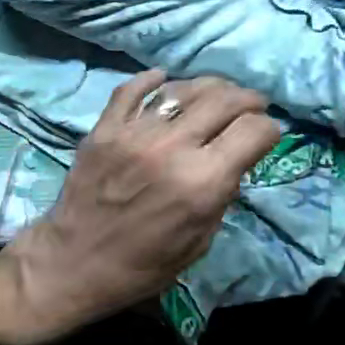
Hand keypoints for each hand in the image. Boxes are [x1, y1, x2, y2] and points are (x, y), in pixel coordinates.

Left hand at [0, 70, 281, 344]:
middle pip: (223, 99)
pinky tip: (164, 80)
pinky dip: (151, 81)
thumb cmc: (143, 264)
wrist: (75, 261)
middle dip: (247, 99)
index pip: (254, 130)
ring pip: (181, 89)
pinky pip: (130, 90)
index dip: (269, 128)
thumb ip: (221, 193)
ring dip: (206, 87)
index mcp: (202, 182)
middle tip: (251, 104)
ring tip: (214, 94)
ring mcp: (133, 133)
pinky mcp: (103, 129)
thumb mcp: (200, 239)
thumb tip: (235, 158)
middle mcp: (171, 148)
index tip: (267, 133)